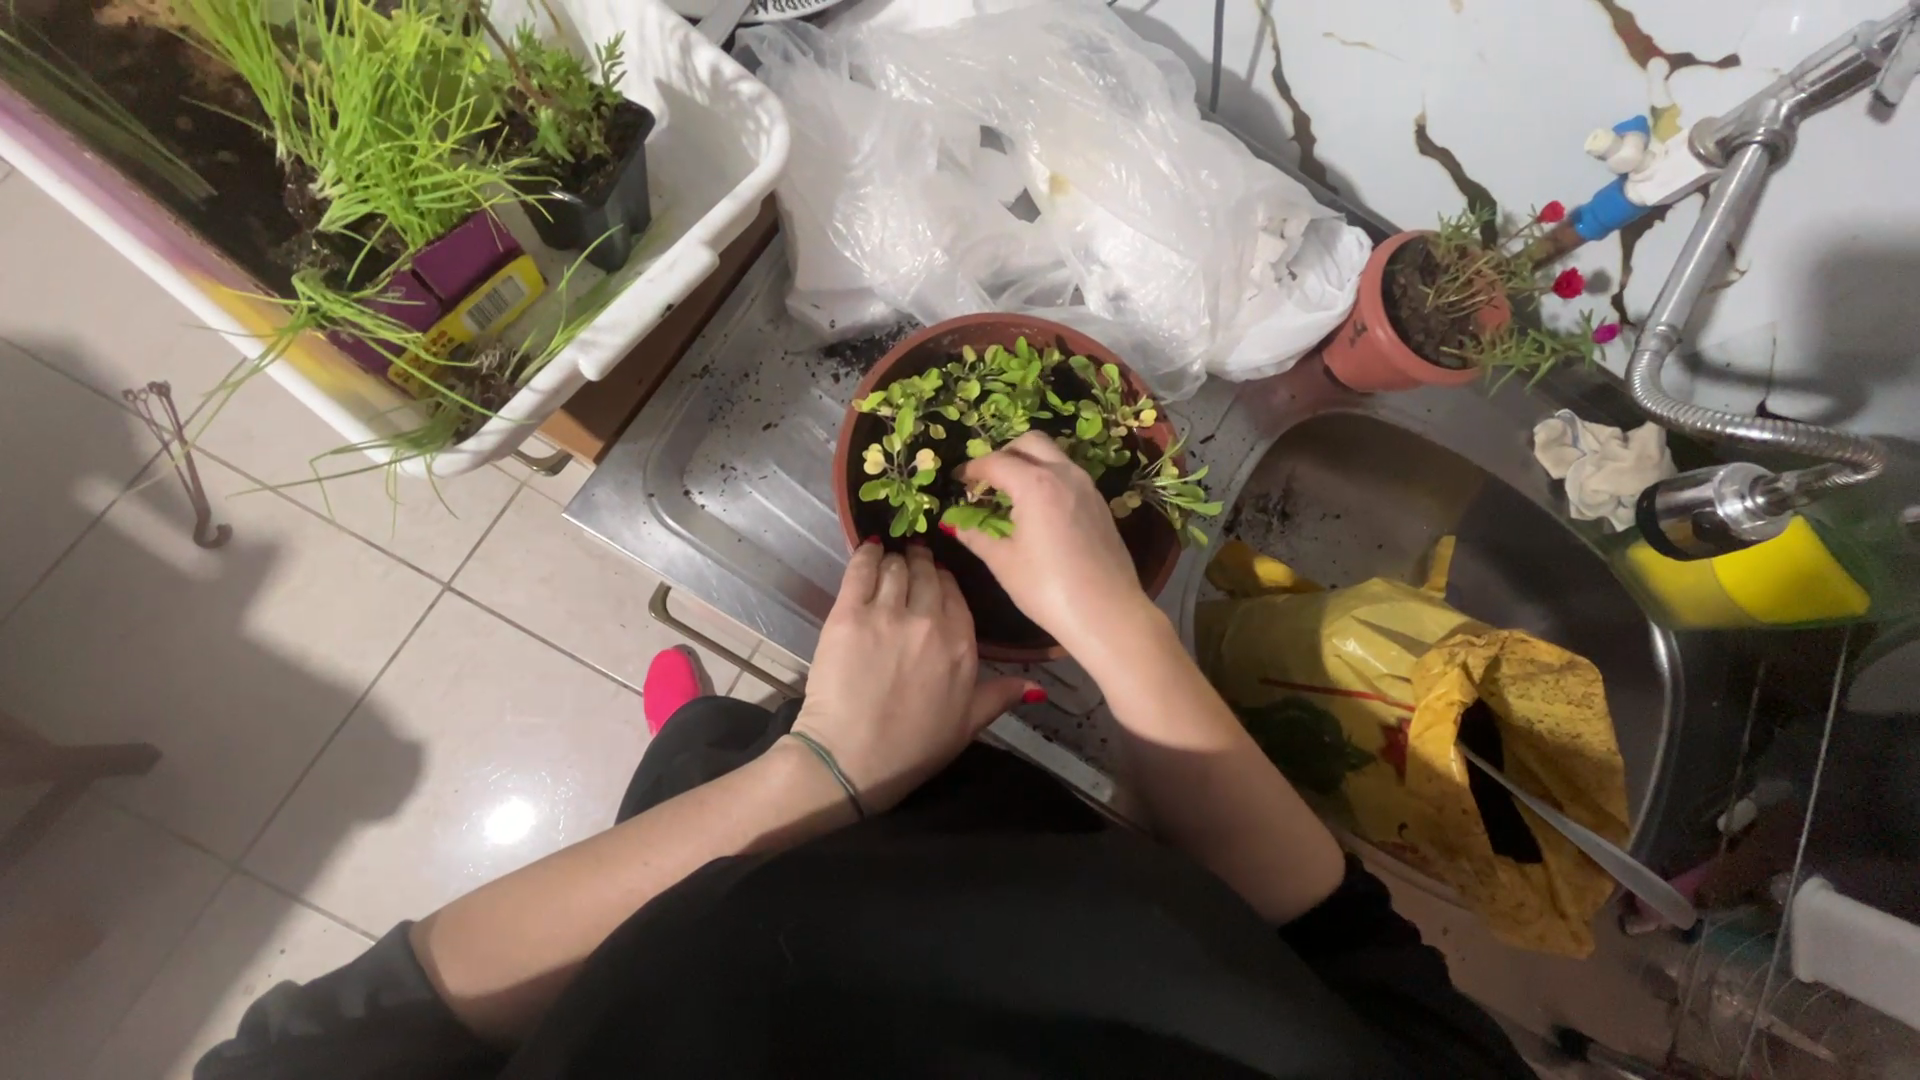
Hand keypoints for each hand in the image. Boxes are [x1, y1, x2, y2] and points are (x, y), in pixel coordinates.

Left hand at [792, 541, 1033, 812]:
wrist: (852, 759)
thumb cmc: (913, 748)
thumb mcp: (968, 725)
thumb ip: (1000, 695)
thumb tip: (1037, 687)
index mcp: (961, 643)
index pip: (955, 594)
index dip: (944, 582)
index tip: (936, 577)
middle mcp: (929, 620)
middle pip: (926, 574)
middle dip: (920, 562)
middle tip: (913, 557)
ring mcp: (887, 613)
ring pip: (896, 568)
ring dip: (895, 560)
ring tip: (890, 558)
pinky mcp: (848, 613)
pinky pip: (861, 570)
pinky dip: (866, 554)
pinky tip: (868, 547)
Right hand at [948, 431, 1157, 654]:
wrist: (1107, 613)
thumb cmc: (1048, 588)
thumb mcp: (1003, 562)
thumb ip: (977, 536)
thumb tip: (957, 524)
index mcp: (1036, 483)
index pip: (996, 462)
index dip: (972, 469)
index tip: (958, 481)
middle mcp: (1065, 474)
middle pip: (1030, 443)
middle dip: (1004, 454)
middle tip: (987, 480)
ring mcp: (1088, 488)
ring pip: (1054, 457)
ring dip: (1029, 464)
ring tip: (1011, 494)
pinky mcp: (1101, 505)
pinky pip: (1069, 477)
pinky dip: (1048, 479)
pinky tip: (1038, 511)